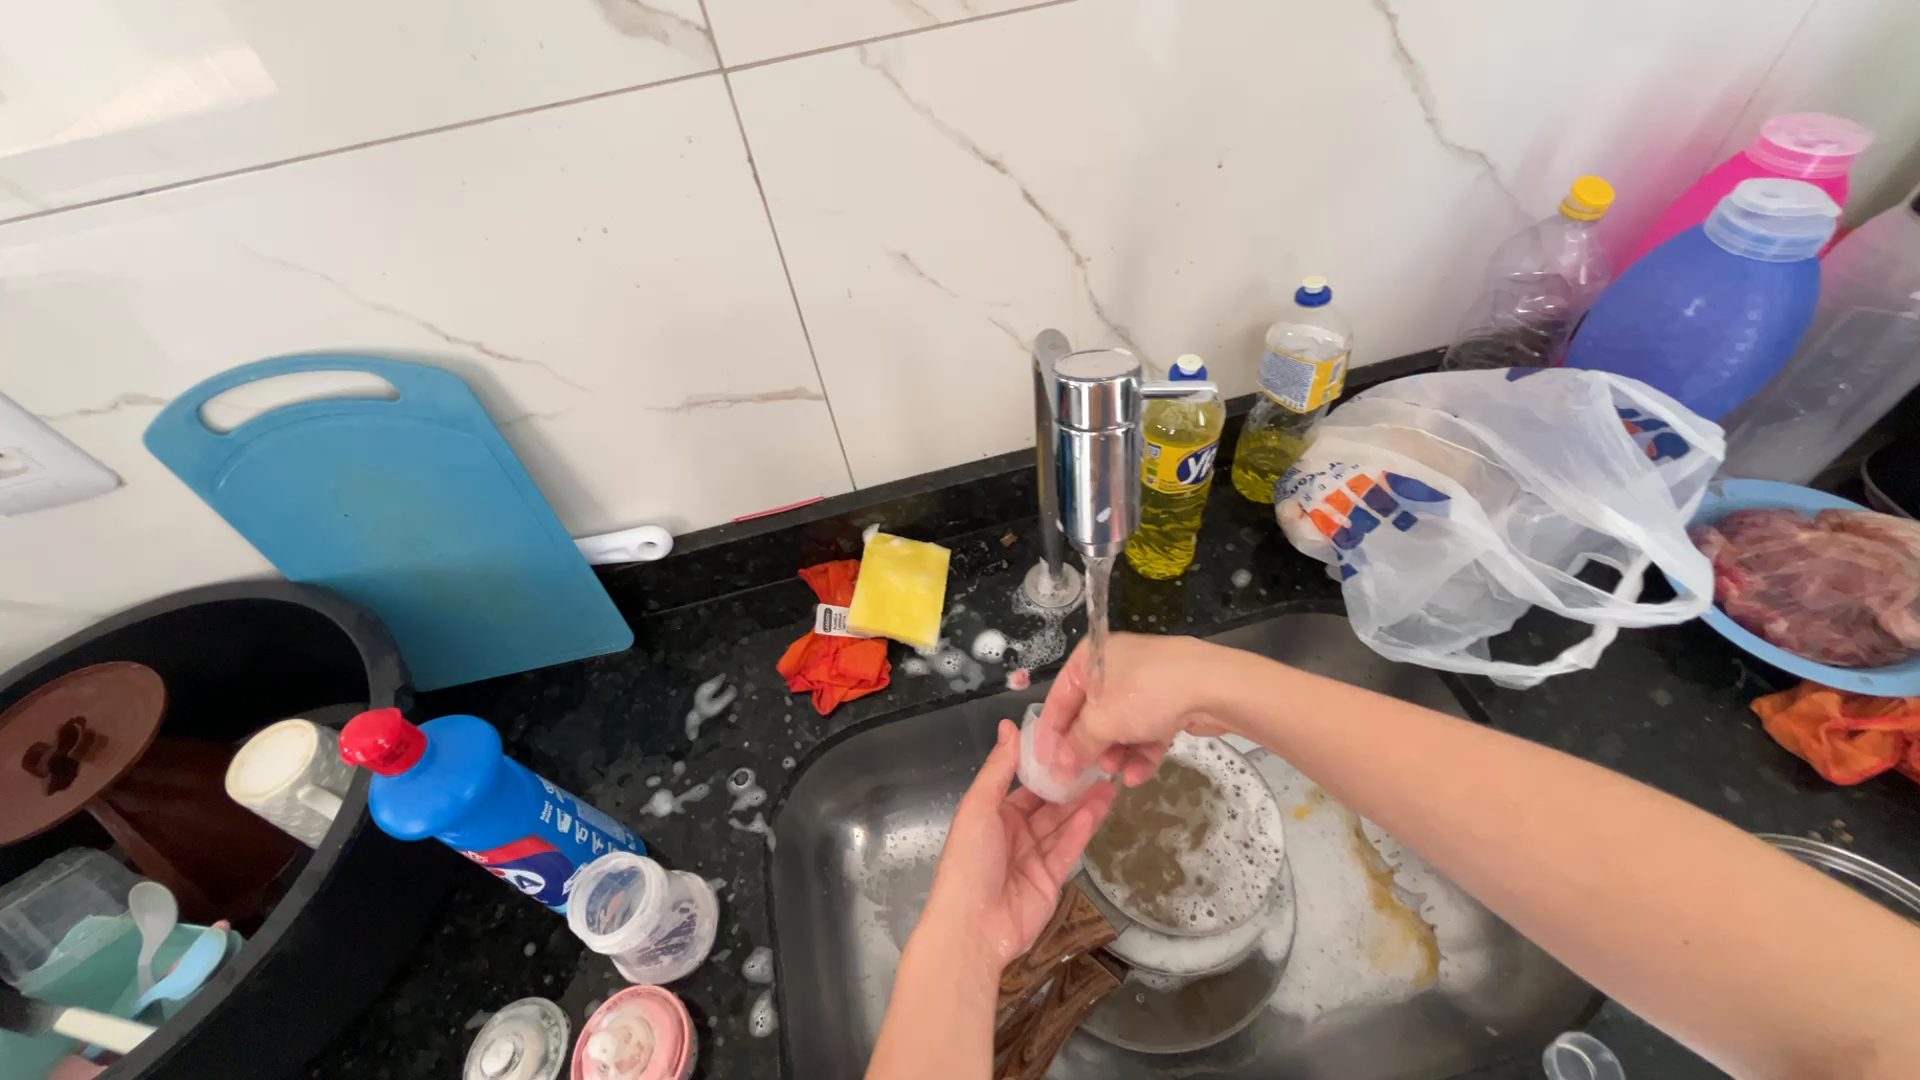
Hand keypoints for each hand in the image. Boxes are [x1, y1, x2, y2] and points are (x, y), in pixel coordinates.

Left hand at [917, 718, 1118, 971]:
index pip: (1024, 783)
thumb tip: (1009, 726)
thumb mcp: (978, 807)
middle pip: (1048, 803)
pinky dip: (1082, 829)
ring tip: (1110, 781)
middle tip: (1100, 761)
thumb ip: (999, 768)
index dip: (1046, 764)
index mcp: (993, 812)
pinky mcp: (1051, 878)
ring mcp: (1034, 856)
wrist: (972, 927)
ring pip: (1063, 823)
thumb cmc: (968, 860)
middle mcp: (1014, 831)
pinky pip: (1068, 848)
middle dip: (1071, 784)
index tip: (1070, 741)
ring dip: (1084, 804)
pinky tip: (1099, 808)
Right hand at [1037, 633, 1235, 786]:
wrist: (1213, 686)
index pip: (1058, 701)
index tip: (1044, 767)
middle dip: (1088, 749)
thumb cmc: (1144, 694)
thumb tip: (1056, 771)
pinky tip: (1138, 776)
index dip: (1050, 736)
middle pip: (1089, 716)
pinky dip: (1140, 752)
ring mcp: (1142, 685)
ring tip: (1116, 774)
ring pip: (1119, 727)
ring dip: (1115, 754)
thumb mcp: (1101, 721)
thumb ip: (1076, 747)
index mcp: (1088, 660)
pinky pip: (1145, 731)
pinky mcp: (1167, 703)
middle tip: (1080, 779)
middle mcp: (1112, 668)